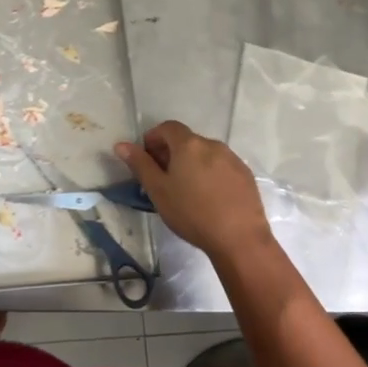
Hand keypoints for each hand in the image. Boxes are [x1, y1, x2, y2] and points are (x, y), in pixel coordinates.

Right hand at [116, 120, 271, 259]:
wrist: (239, 238)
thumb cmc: (192, 213)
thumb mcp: (158, 191)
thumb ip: (140, 164)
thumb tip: (121, 145)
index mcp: (188, 145)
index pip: (167, 127)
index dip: (154, 138)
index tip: (147, 159)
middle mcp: (212, 145)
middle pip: (187, 140)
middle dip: (171, 152)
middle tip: (163, 178)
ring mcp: (232, 159)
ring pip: (205, 154)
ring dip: (192, 163)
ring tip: (187, 190)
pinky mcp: (246, 175)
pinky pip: (222, 166)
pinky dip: (211, 173)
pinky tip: (209, 197)